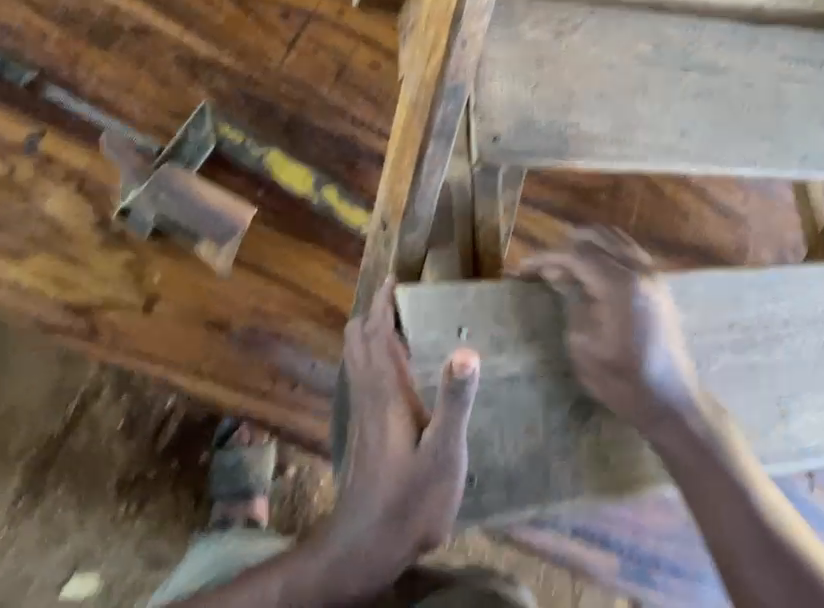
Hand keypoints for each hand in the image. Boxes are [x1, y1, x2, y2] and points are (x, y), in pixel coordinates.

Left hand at [315, 279, 480, 599]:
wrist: (367, 545)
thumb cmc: (410, 499)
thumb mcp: (444, 452)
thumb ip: (455, 400)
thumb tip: (467, 350)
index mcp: (385, 391)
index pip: (377, 332)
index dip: (384, 303)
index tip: (394, 277)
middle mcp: (367, 395)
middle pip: (358, 340)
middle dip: (374, 314)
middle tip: (401, 300)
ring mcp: (361, 415)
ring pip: (356, 360)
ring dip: (371, 336)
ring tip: (402, 328)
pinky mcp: (363, 433)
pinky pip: (362, 379)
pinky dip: (374, 360)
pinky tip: (400, 378)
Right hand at [514, 228, 700, 434]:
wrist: (671, 402)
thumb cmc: (622, 381)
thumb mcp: (583, 344)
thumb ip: (571, 301)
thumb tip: (557, 274)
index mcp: (618, 285)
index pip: (575, 254)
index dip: (545, 258)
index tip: (523, 270)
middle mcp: (638, 270)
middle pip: (595, 237)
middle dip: (565, 248)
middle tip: (545, 270)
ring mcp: (653, 275)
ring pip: (614, 239)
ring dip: (587, 247)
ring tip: (566, 270)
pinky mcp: (659, 284)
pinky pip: (628, 252)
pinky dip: (606, 253)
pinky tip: (592, 275)